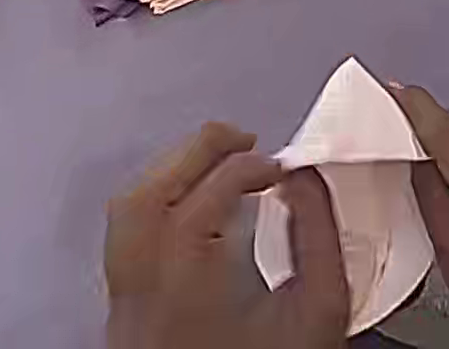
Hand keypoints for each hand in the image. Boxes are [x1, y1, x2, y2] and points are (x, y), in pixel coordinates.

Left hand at [105, 123, 348, 348]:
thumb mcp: (323, 305)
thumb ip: (320, 231)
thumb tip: (302, 176)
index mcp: (191, 292)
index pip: (206, 197)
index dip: (248, 166)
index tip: (279, 168)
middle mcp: (146, 296)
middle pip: (148, 195)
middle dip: (201, 150)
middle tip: (245, 141)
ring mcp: (127, 304)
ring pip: (128, 209)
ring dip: (177, 168)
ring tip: (222, 159)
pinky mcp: (125, 307)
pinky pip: (129, 228)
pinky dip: (164, 194)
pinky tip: (199, 195)